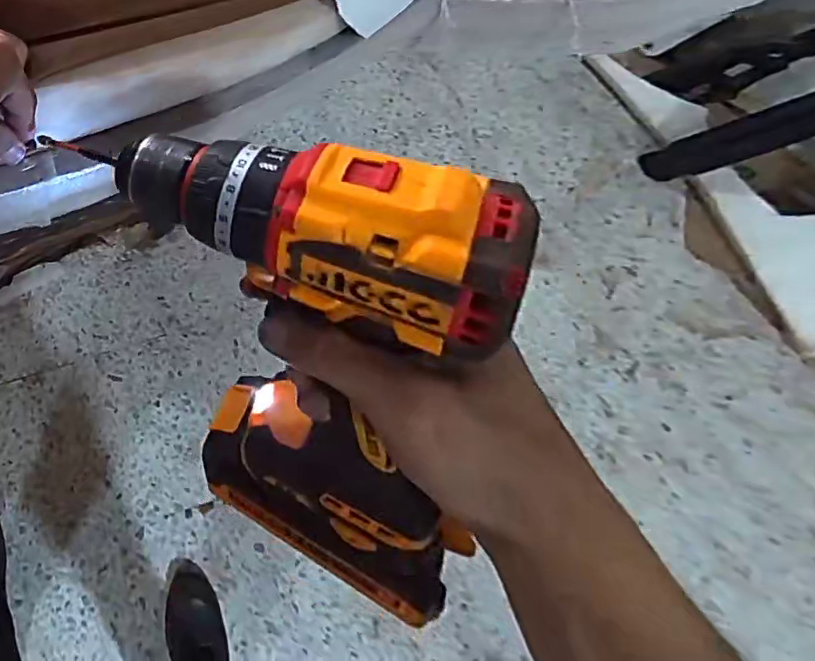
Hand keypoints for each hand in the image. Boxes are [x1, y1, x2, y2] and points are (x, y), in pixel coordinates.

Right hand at [258, 303, 605, 544]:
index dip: (311, 277)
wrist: (547, 539)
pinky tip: (328, 412)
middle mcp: (438, 328)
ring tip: (311, 403)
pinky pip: (369, 377)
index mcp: (446, 311)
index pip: (365, 275)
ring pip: (357, 347)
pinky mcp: (426, 395)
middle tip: (287, 362)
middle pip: (355, 312)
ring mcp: (434, 363)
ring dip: (324, 369)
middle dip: (313, 336)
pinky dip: (342, 390)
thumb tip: (268, 323)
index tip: (267, 284)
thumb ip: (330, 356)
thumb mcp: (396, 398)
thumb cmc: (479, 452)